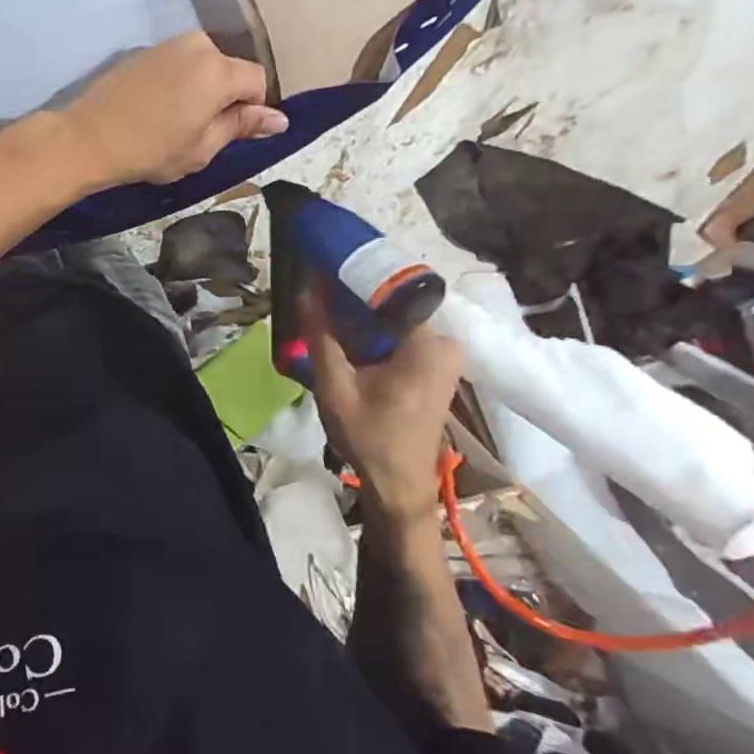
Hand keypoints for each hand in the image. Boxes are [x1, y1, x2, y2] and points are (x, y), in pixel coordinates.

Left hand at [60, 32, 284, 185]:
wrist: (89, 137)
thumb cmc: (153, 150)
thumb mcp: (203, 147)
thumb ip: (242, 126)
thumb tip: (280, 120)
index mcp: (218, 70)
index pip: (258, 80)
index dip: (254, 108)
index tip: (235, 133)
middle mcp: (198, 45)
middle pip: (232, 69)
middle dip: (229, 97)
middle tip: (206, 131)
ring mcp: (170, 43)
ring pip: (207, 65)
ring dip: (205, 89)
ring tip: (182, 121)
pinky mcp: (149, 50)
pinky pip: (182, 63)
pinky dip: (184, 82)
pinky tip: (162, 108)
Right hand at [303, 289, 461, 519]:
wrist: (400, 486)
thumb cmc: (370, 438)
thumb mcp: (336, 387)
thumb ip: (321, 335)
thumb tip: (308, 286)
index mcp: (428, 343)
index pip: (392, 289)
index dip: (357, 276)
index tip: (327, 267)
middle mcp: (445, 342)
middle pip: (396, 303)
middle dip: (358, 297)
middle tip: (322, 291)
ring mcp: (446, 355)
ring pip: (399, 318)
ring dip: (366, 315)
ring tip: (330, 310)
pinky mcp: (438, 366)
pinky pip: (405, 335)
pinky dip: (378, 332)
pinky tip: (351, 335)